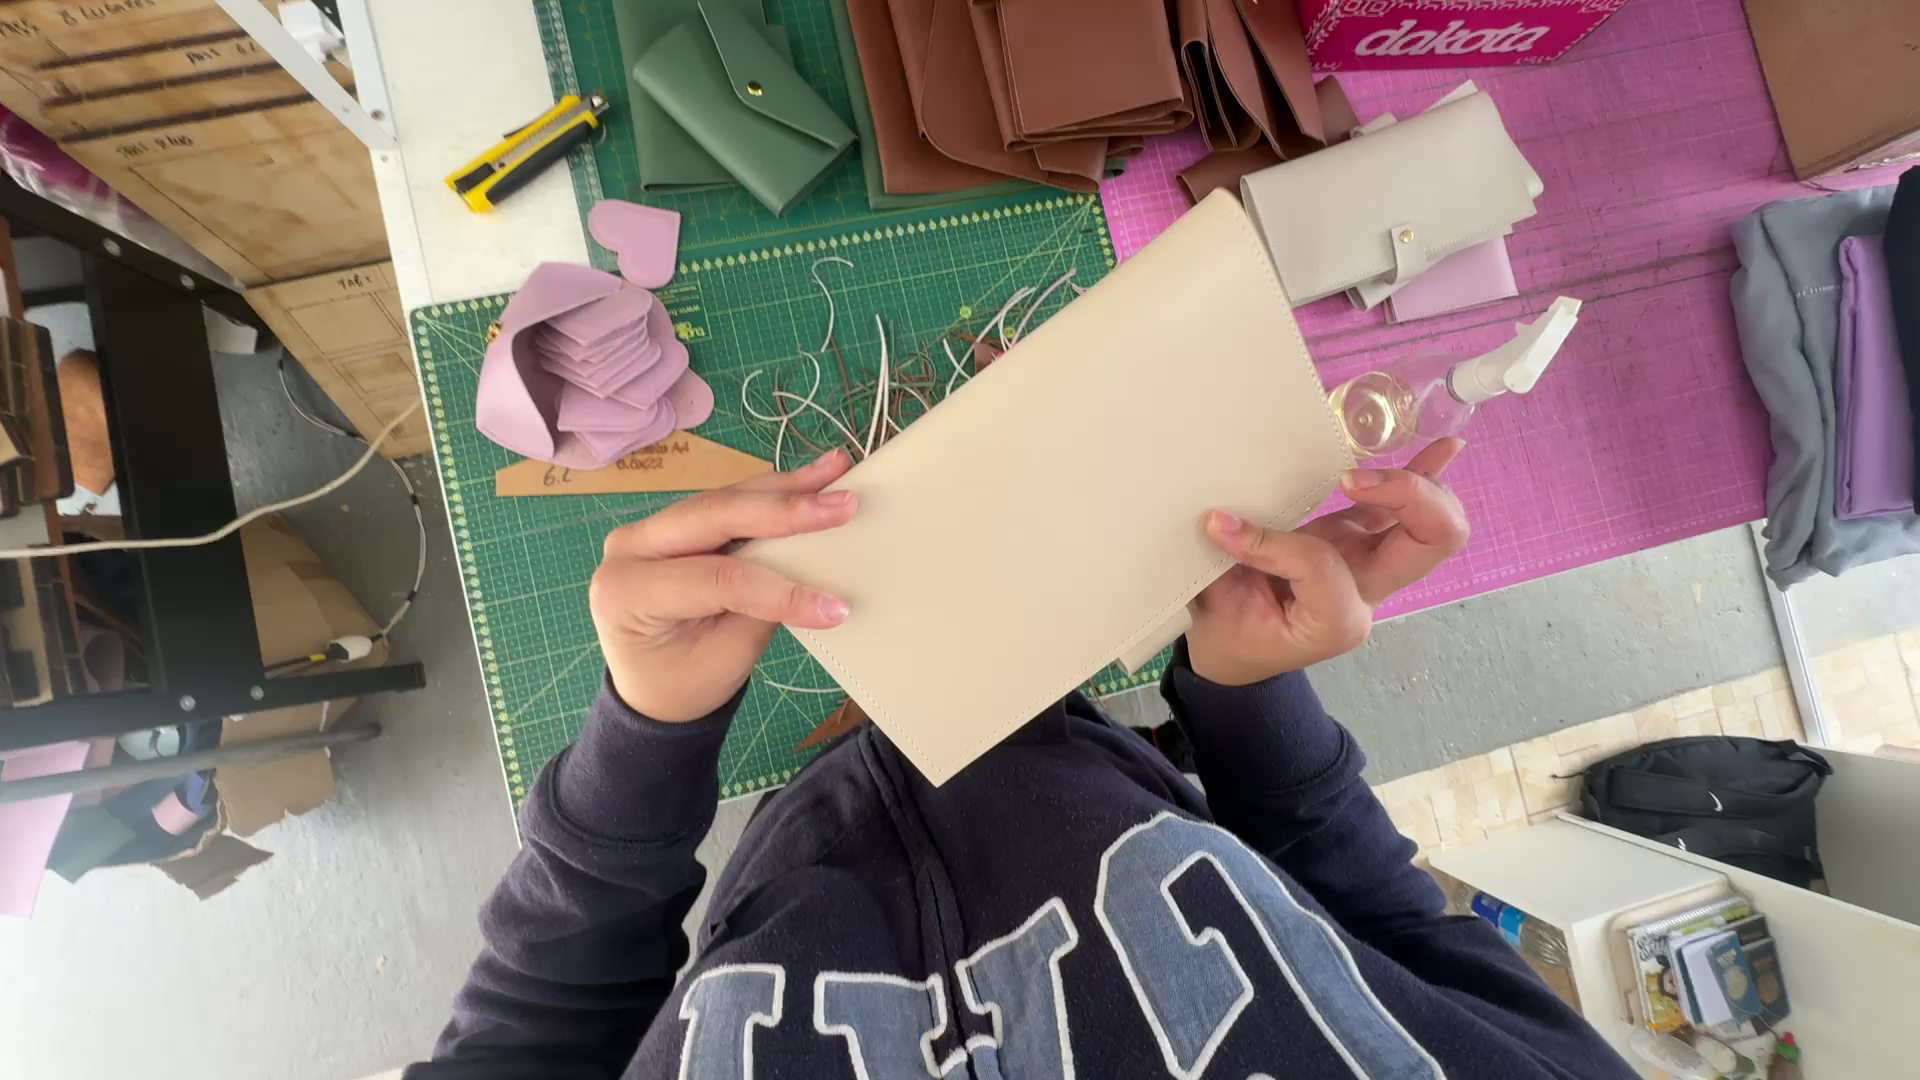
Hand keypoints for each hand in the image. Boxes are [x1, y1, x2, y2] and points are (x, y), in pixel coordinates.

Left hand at [589, 451, 856, 721]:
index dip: (781, 590)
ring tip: (836, 471)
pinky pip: (729, 503)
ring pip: (727, 499)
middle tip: (844, 503)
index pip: (717, 579)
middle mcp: (631, 547)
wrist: (652, 688)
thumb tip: (814, 567)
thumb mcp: (725, 657)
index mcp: (628, 592)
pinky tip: (814, 479)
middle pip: (717, 516)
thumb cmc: (683, 682)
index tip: (836, 607)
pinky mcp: (679, 523)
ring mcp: (652, 529)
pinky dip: (774, 493)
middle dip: (787, 509)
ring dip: (787, 487)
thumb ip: (764, 608)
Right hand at [1185, 438, 1468, 685]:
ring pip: (1431, 526)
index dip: (1272, 543)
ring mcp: (1366, 567)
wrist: (1233, 650)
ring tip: (1429, 449)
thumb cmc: (1224, 633)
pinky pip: (1401, 512)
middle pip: (1430, 541)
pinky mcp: (1355, 543)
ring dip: (1424, 487)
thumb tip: (1220, 518)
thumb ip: (1224, 563)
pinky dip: (1423, 478)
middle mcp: (1364, 593)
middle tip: (1353, 482)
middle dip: (1410, 498)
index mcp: (1333, 620)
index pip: (1321, 563)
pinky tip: (1445, 447)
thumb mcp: (1216, 604)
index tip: (1222, 529)